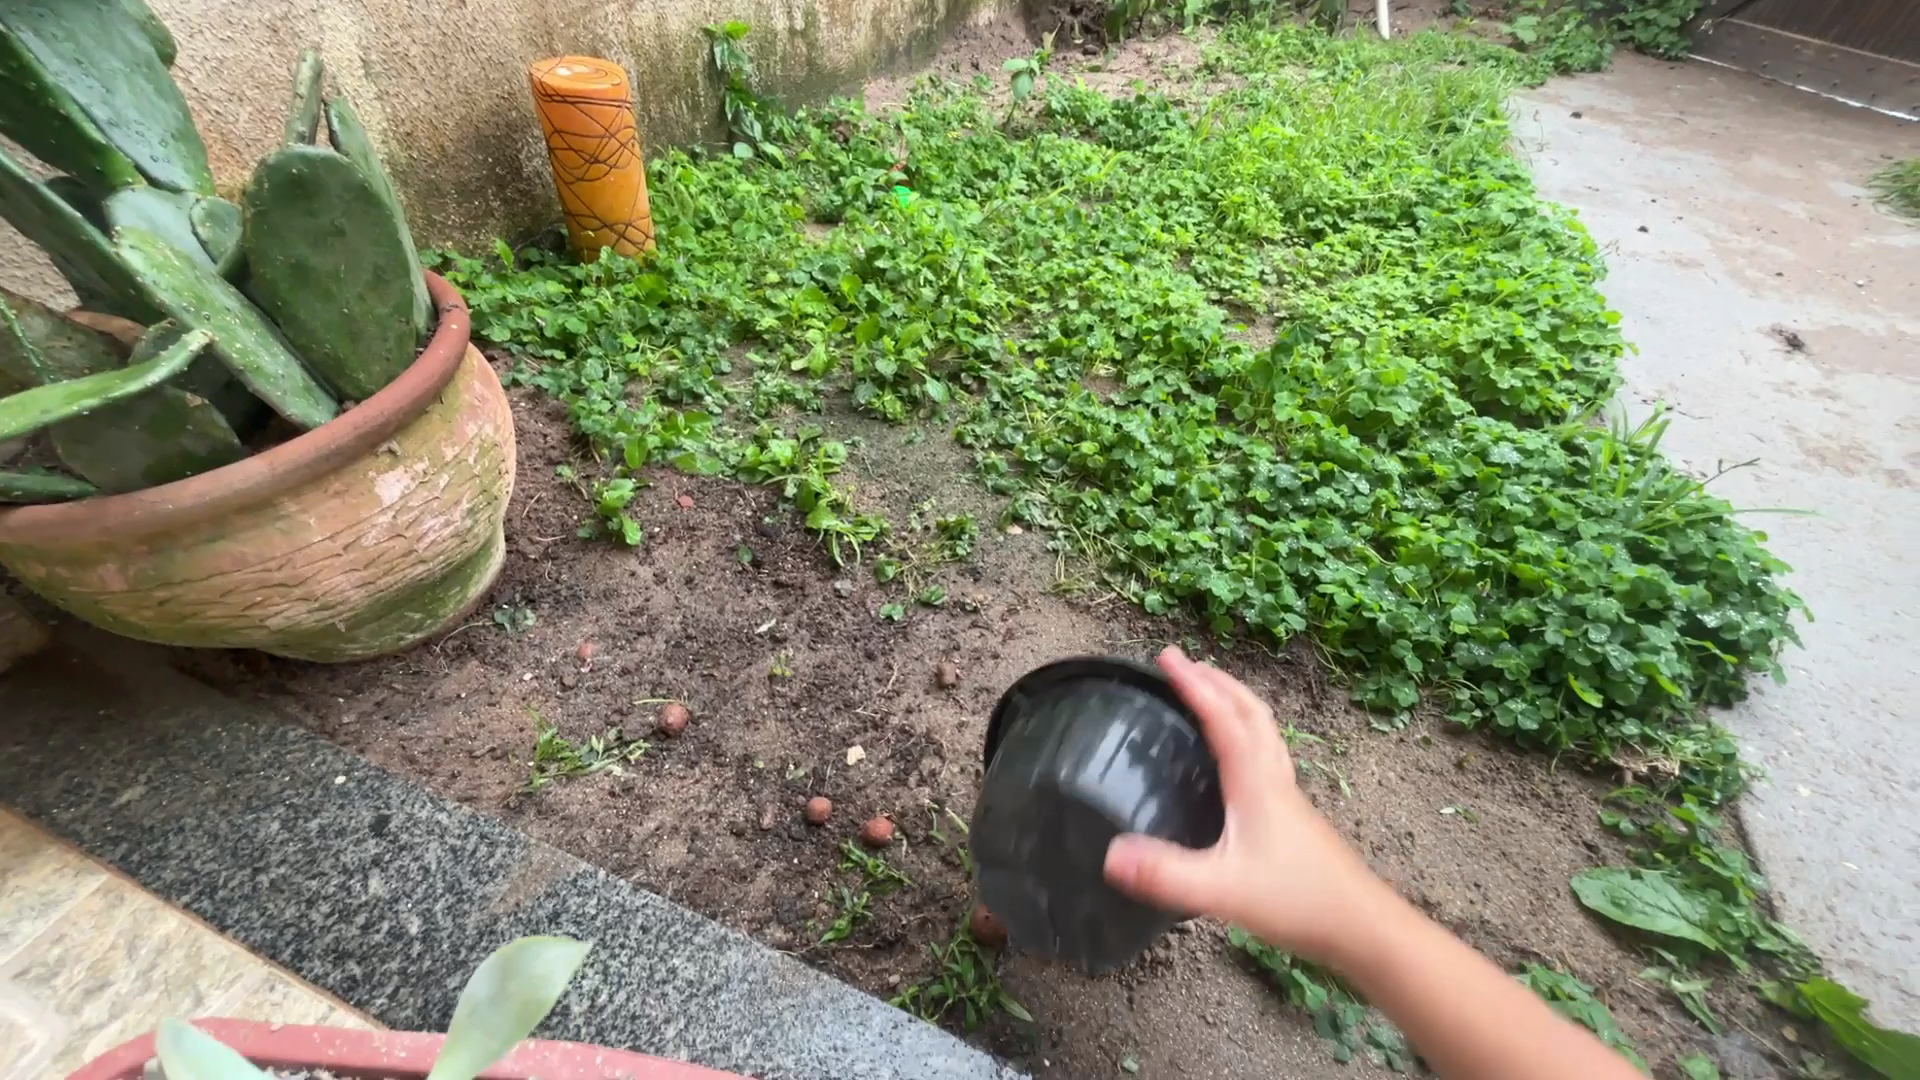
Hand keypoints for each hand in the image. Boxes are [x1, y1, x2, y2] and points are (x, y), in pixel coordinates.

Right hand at [1103, 646, 1394, 963]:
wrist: (1366, 931)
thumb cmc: (1299, 901)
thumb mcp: (1225, 891)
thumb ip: (1168, 875)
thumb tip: (1110, 855)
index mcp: (1256, 781)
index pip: (1222, 718)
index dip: (1193, 685)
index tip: (1166, 656)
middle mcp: (1272, 777)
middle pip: (1249, 712)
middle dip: (1216, 681)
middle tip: (1183, 663)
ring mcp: (1287, 795)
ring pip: (1262, 730)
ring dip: (1233, 701)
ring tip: (1208, 691)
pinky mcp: (1293, 814)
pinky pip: (1265, 753)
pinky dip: (1245, 732)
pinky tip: (1234, 757)